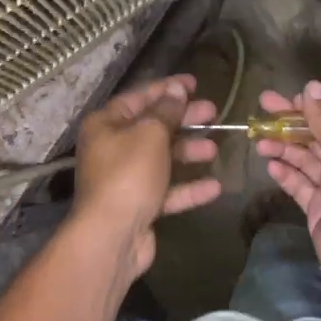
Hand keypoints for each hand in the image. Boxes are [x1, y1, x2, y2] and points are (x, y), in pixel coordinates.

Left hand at [71, 74, 223, 277]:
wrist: (111, 237)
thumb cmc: (128, 175)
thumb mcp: (150, 135)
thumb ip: (166, 111)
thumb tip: (176, 90)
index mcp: (106, 124)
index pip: (139, 97)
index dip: (168, 88)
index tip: (195, 83)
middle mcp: (112, 148)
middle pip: (153, 127)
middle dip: (184, 120)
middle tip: (212, 112)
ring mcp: (124, 179)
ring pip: (161, 159)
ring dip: (188, 153)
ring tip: (215, 149)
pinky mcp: (138, 206)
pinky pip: (166, 190)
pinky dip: (187, 187)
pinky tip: (214, 187)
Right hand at [255, 80, 320, 300]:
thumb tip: (312, 86)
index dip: (316, 105)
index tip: (290, 99)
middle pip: (318, 136)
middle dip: (291, 123)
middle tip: (262, 109)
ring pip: (305, 160)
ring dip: (284, 147)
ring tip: (259, 140)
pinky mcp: (319, 210)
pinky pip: (300, 185)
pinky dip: (285, 174)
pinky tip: (269, 164)